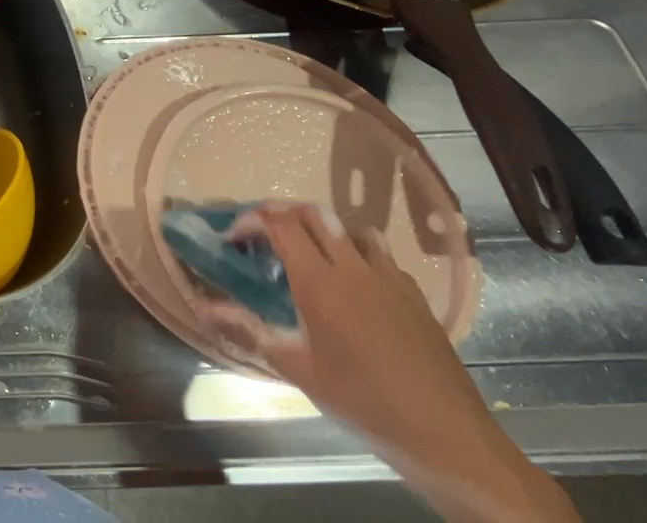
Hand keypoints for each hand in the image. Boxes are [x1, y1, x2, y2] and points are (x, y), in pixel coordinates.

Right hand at [215, 204, 489, 452]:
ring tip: (309, 255)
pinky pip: (381, 257)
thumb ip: (247, 328)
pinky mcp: (415, 296)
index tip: (233, 237)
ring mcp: (390, 280)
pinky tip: (352, 287)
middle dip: (283, 215)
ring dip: (324, 231)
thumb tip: (203, 307)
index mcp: (319, 282)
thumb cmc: (359, 398)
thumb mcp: (294, 366)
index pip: (280, 224)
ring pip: (352, 230)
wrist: (442, 432)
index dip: (251, 220)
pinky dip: (358, 256)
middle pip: (315, 215)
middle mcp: (354, 269)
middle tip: (264, 236)